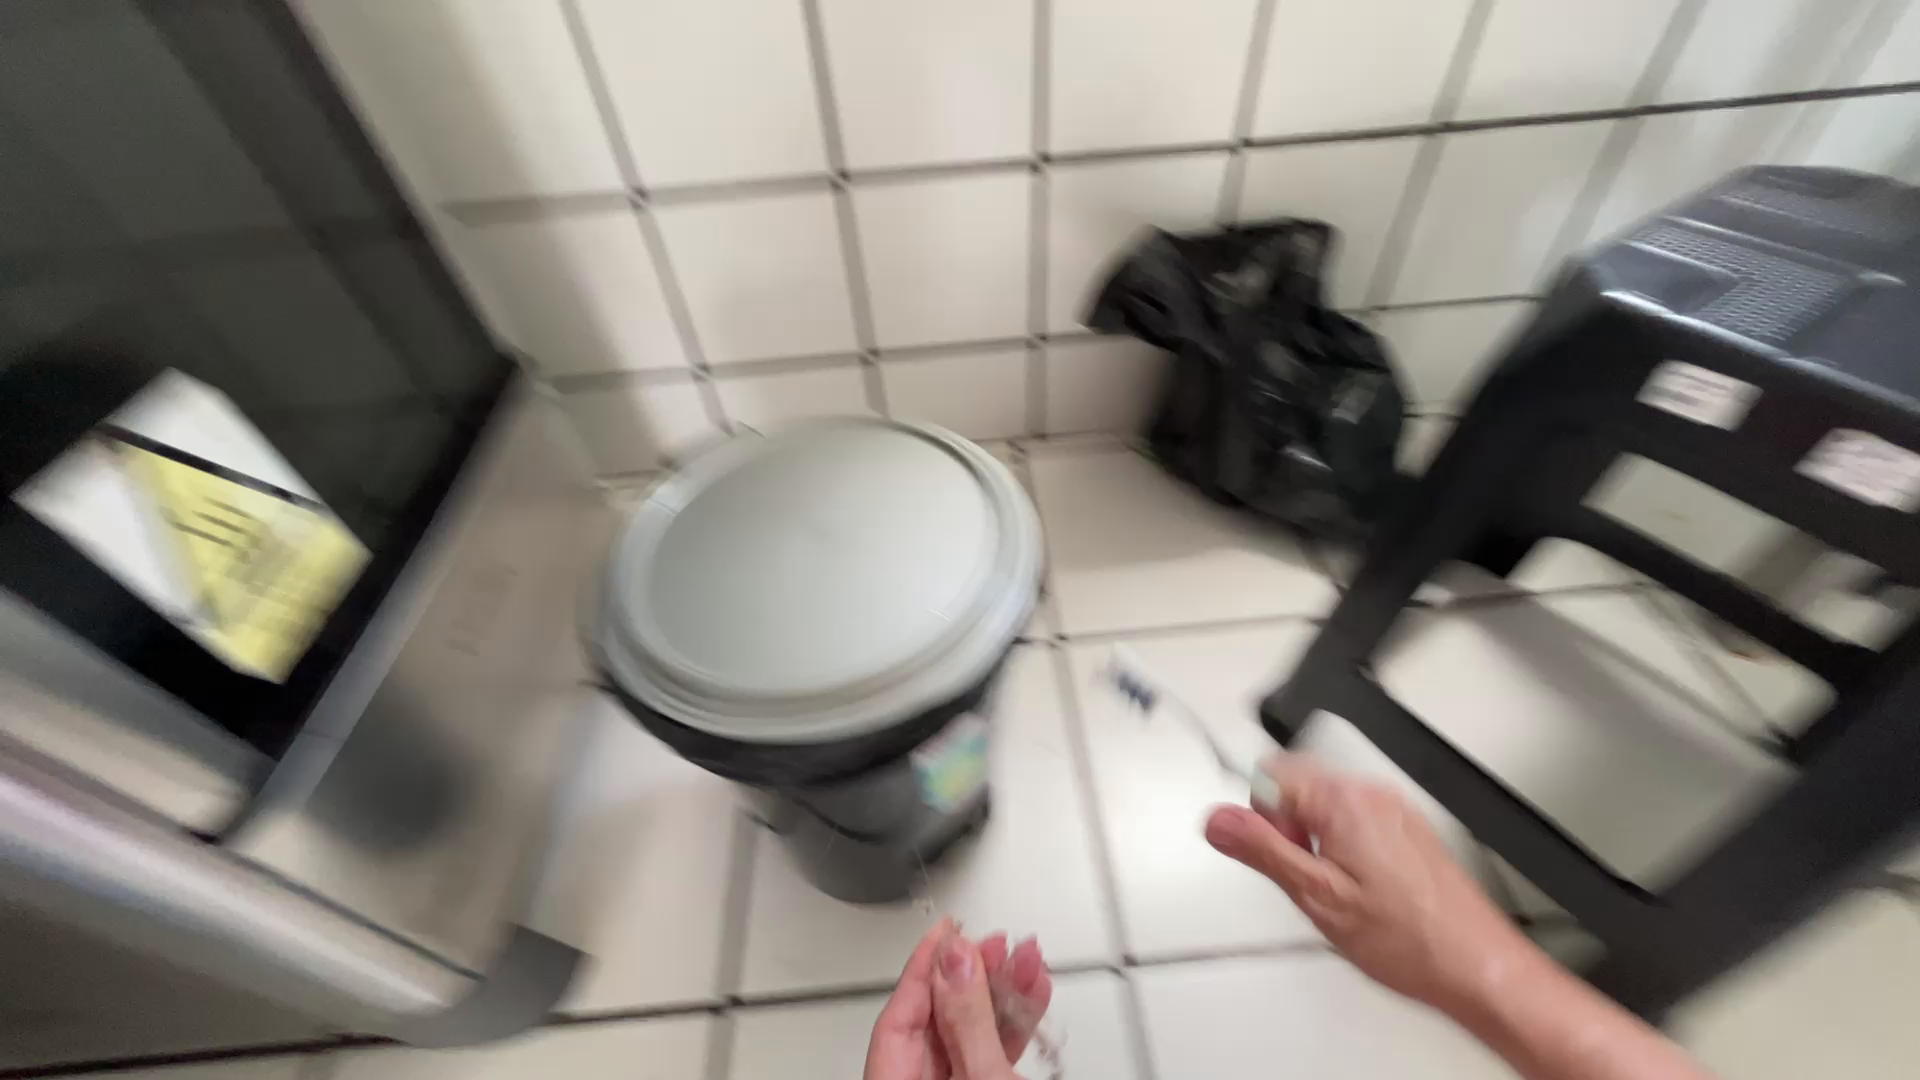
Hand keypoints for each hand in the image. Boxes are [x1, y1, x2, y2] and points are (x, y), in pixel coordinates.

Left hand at [864, 920, 1052, 1079]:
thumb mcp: (981, 1077)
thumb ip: (968, 1018)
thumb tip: (957, 957)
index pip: (898, 1012)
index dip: (925, 963)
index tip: (948, 927)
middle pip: (937, 1016)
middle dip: (974, 971)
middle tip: (998, 942)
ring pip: (970, 1031)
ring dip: (1004, 991)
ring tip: (1029, 958)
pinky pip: (990, 1051)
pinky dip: (1012, 1022)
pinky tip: (1033, 992)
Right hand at [1204, 752, 1537, 1014]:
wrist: (1483, 972)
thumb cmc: (1413, 942)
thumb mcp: (1317, 899)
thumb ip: (1260, 850)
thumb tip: (1217, 820)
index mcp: (1344, 801)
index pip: (1269, 773)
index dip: (1262, 816)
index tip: (1279, 853)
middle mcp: (1370, 793)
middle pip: (1295, 780)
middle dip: (1287, 824)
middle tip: (1306, 873)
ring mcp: (1392, 807)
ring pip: (1322, 799)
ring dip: (1313, 835)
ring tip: (1335, 885)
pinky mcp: (1406, 824)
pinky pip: (1352, 814)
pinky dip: (1340, 841)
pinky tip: (1358, 884)